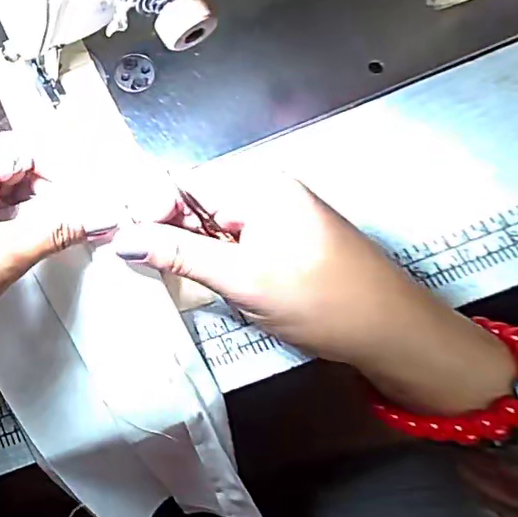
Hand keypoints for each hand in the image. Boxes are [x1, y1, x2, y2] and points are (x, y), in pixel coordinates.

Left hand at [0, 133, 102, 397]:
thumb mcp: (2, 258)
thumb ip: (57, 231)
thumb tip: (101, 215)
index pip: (30, 149)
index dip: (69, 174)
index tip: (98, 199)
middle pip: (21, 166)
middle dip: (56, 194)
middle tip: (88, 221)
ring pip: (10, 187)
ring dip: (38, 209)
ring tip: (66, 234)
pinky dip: (18, 220)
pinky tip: (36, 239)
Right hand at [112, 173, 517, 415]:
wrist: (392, 333)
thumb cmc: (327, 301)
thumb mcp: (243, 278)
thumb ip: (180, 254)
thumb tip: (125, 238)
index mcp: (257, 184)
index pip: (181, 183)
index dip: (150, 210)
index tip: (125, 241)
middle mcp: (263, 191)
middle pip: (192, 203)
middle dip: (168, 233)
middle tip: (148, 266)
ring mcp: (272, 216)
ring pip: (208, 226)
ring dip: (190, 251)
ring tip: (186, 278)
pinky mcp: (278, 240)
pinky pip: (229, 242)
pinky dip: (213, 260)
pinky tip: (213, 281)